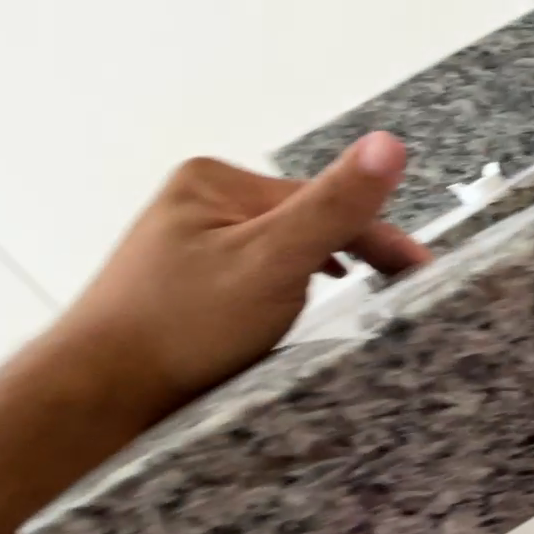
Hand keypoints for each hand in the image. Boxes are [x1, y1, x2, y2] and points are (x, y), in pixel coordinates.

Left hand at [51, 131, 430, 413]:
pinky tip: (309, 302)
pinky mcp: (194, 279)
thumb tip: (390, 142)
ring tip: (371, 298)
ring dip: (333, 268)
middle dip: (359, 252)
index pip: (326, 201)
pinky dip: (299, 285)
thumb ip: (335, 206)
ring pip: (290, 248)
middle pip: (309, 221)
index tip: (427, 274)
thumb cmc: (190, 324)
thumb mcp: (274, 261)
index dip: (381, 237)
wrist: (106, 390)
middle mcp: (205, 199)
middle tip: (407, 291)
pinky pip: (267, 272)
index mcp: (219, 180)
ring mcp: (195, 239)